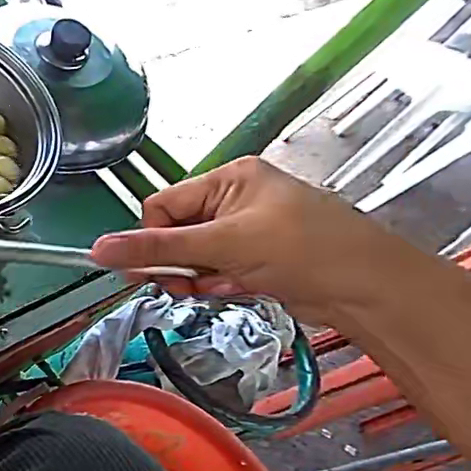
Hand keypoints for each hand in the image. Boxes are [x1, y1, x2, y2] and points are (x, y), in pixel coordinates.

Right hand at [87, 157, 432, 324]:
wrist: (372, 291)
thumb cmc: (308, 251)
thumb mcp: (223, 245)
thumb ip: (155, 249)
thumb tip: (98, 249)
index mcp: (228, 179)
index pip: (161, 207)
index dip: (153, 239)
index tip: (156, 267)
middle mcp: (233, 199)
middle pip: (171, 233)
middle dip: (175, 263)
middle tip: (186, 282)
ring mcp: (244, 229)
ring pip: (188, 256)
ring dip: (195, 277)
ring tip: (221, 285)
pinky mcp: (252, 257)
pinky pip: (210, 270)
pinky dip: (214, 284)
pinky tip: (237, 288)